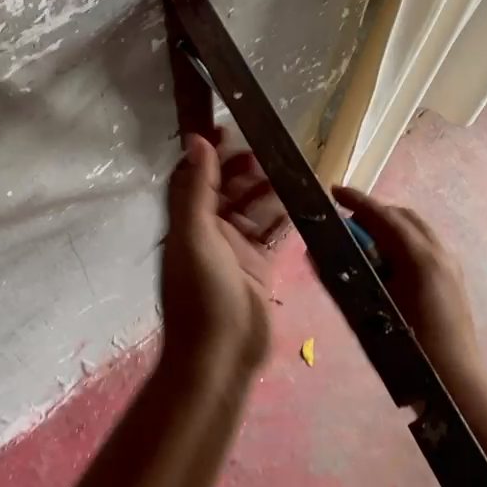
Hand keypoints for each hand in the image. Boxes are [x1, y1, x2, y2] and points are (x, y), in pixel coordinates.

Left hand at [160, 133, 285, 376]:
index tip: (227, 130)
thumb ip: (196, 189)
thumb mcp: (194, 235)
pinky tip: (300, 201)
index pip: (193, 177)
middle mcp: (207, 232)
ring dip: (264, 189)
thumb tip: (195, 140)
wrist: (220, 357)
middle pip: (224, 189)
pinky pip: (271, 234)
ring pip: (250, 208)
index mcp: (186, 222)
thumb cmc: (201, 294)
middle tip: (265, 152)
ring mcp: (234, 250)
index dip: (206, 154)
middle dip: (240, 169)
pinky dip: (282, 217)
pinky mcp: (258, 267)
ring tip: (285, 173)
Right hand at [332, 185, 481, 377]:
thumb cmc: (409, 352)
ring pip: (416, 229)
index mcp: (419, 257)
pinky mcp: (453, 278)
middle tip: (345, 223)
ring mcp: (450, 265)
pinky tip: (387, 265)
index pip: (382, 216)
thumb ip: (340, 280)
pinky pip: (424, 244)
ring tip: (364, 244)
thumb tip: (313, 254)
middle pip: (402, 216)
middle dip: (373, 213)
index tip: (333, 191)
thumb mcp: (368, 313)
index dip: (356, 201)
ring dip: (388, 227)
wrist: (456, 385)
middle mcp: (439, 253)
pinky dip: (402, 242)